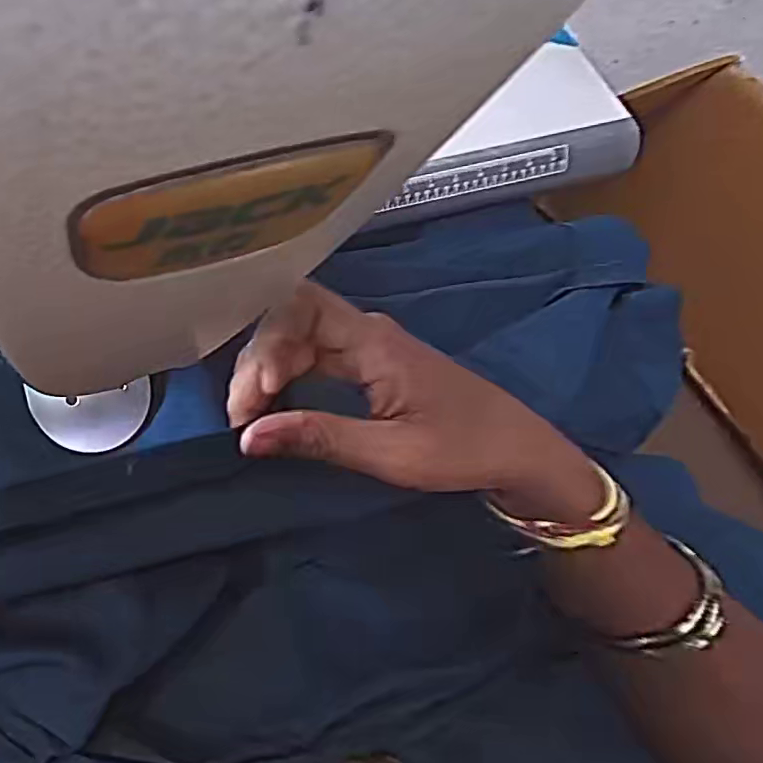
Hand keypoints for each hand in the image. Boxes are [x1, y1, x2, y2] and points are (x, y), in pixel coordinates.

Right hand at [227, 281, 603, 519]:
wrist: (523, 454)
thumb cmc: (466, 450)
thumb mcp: (392, 453)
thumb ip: (319, 437)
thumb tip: (248, 437)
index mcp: (375, 341)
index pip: (301, 308)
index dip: (267, 342)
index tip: (257, 393)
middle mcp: (362, 333)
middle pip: (287, 324)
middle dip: (254, 365)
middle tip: (240, 418)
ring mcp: (360, 346)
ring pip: (290, 341)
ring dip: (261, 373)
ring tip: (246, 417)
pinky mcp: (358, 364)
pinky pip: (304, 358)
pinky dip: (279, 380)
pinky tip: (266, 406)